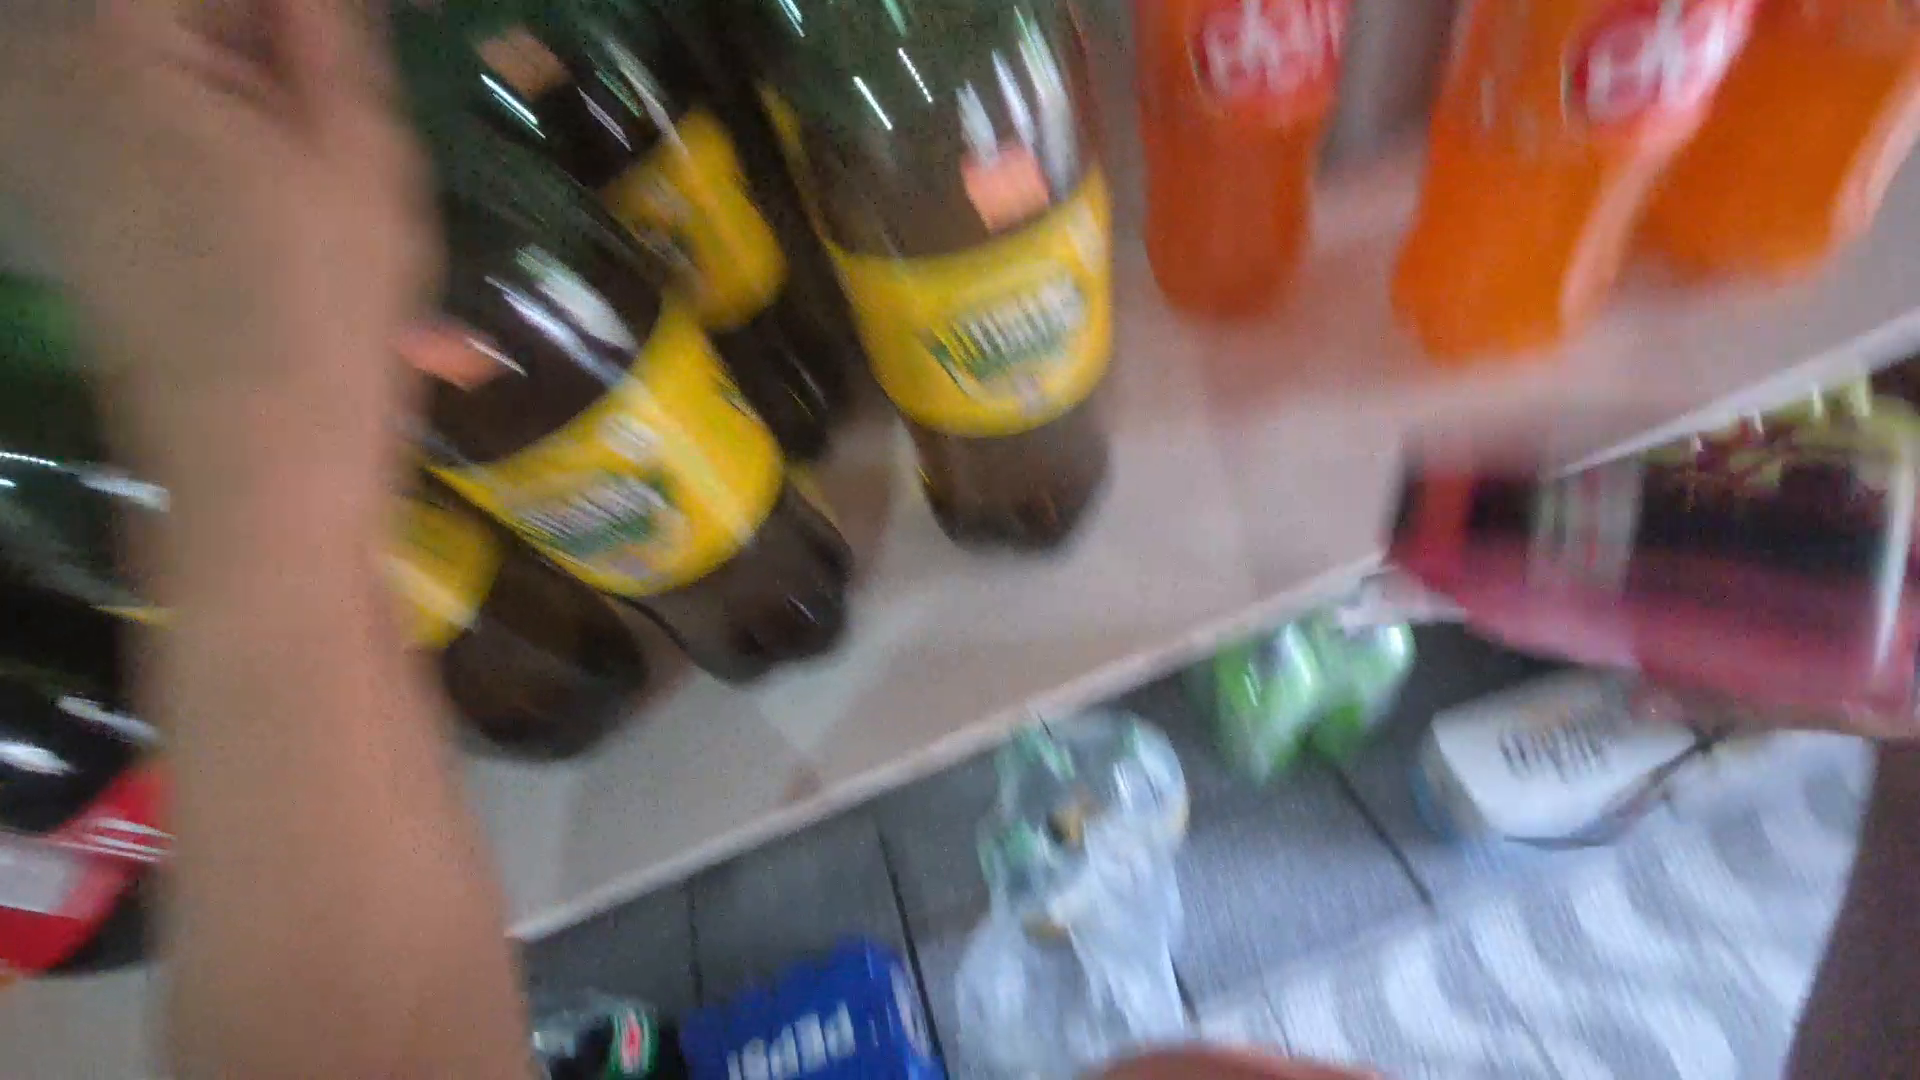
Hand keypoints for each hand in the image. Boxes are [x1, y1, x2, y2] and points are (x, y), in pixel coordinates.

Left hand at [0, 0, 434, 499]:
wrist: (261, 438)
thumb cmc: (328, 298)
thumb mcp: (360, 156)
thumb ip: (327, 41)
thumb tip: (313, 1)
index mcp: (105, 38)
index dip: (292, 19)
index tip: (344, 51)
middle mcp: (34, 68)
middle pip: (165, 22)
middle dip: (262, 55)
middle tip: (340, 124)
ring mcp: (31, 137)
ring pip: (154, 75)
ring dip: (243, 104)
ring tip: (313, 181)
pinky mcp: (55, 199)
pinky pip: (132, 131)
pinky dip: (206, 148)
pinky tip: (266, 213)